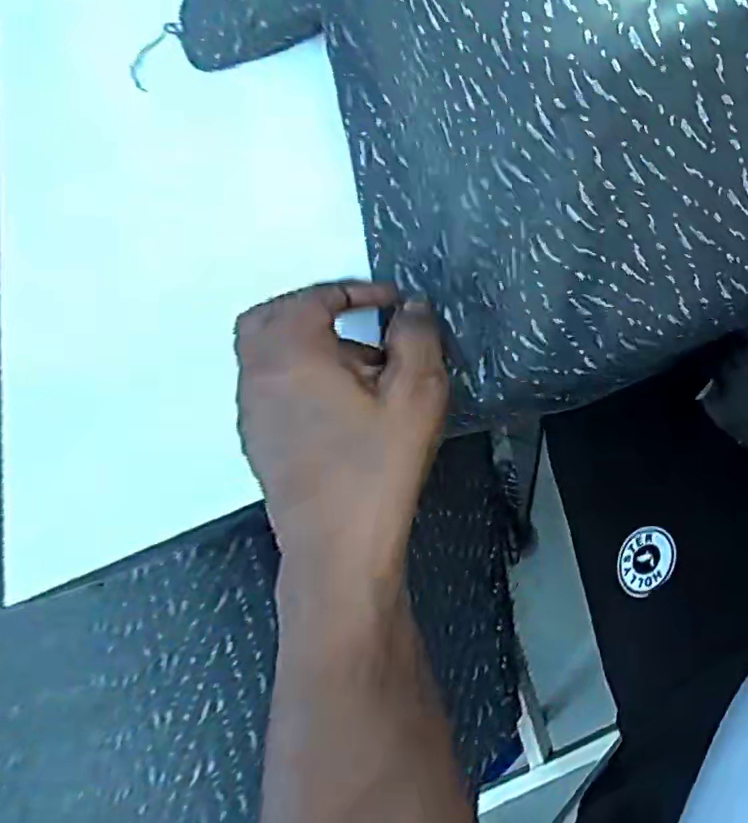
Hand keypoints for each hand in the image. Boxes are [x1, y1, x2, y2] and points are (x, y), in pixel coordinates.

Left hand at [235, 281, 447, 572]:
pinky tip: (358, 399)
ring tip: (378, 364)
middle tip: (367, 313)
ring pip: (270, 352)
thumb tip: (410, 307)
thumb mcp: (418, 391)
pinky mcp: (262, 434)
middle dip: (317, 307)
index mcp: (291, 360)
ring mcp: (254, 410)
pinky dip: (311, 369)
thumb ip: (416, 339)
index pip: (305, 302)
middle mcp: (258, 379)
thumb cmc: (382, 457)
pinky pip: (277, 381)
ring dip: (318, 341)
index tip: (392, 298)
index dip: (349, 290)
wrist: (340, 533)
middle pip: (267, 320)